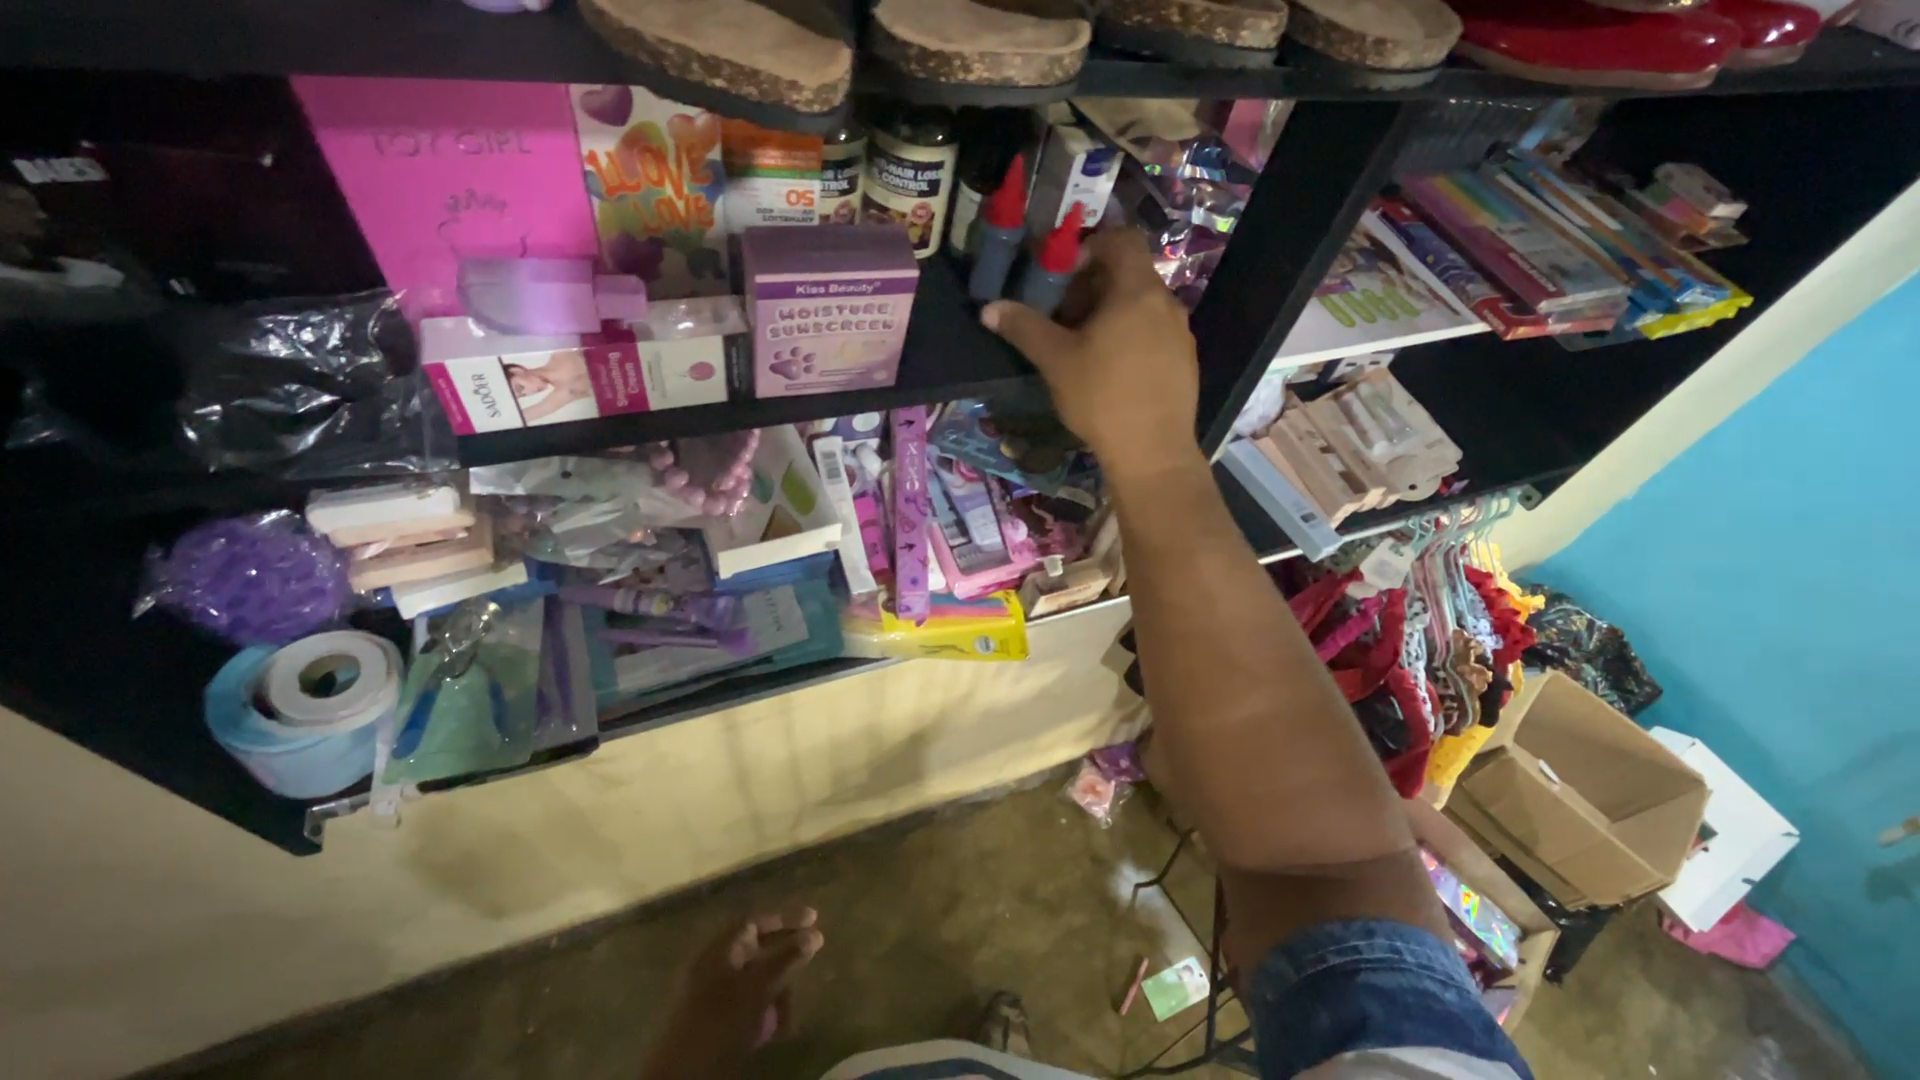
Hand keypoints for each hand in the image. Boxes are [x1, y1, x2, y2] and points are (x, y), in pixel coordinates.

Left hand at [639, 908, 823, 1079]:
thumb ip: (786, 958)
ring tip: (787, 1021)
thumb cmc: (719, 1023)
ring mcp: (711, 996)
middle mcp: (712, 967)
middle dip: (785, 960)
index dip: (785, 918)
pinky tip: (773, 1032)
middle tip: (811, 959)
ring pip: (755, 982)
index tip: (814, 918)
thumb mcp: (758, 988)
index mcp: (716, 950)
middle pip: (757, 951)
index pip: (754, 922)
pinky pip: (746, 1006)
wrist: (681, 1076)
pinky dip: (764, 1014)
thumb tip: (814, 934)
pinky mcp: (714, 1022)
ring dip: (777, 995)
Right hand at [982, 228, 1201, 480]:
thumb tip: (990, 308)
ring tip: (1082, 343)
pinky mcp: (1184, 362)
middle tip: (1062, 312)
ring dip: (1111, 312)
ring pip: (1143, 305)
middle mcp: (1166, 303)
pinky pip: (1155, 332)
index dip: (1091, 245)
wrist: (1153, 453)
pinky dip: (1131, 335)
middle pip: (1130, 274)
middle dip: (1094, 284)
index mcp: (1137, 291)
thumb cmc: (1102, 397)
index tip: (1063, 272)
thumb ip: (1024, 327)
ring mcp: (1181, 334)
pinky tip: (1109, 369)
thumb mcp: (1055, 361)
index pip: (1122, 240)